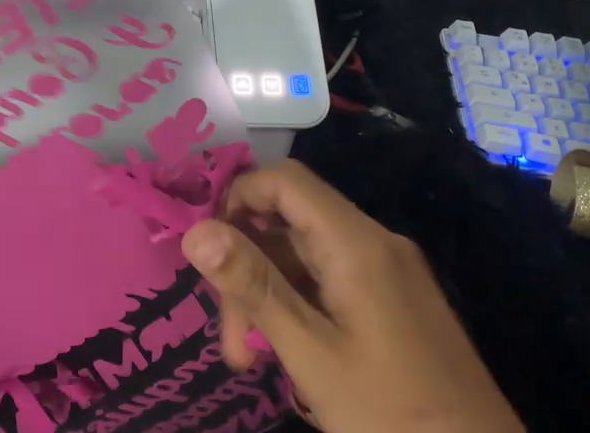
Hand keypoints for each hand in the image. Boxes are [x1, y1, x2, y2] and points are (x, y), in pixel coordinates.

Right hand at [181, 160, 521, 432]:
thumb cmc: (393, 414)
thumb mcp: (311, 354)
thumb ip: (252, 286)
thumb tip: (193, 231)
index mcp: (357, 243)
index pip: (284, 180)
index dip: (237, 198)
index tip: (207, 251)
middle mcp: (375, 243)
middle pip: (289, 224)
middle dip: (248, 270)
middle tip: (232, 341)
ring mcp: (389, 274)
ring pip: (305, 259)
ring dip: (269, 299)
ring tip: (251, 361)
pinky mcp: (396, 304)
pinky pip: (331, 283)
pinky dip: (299, 310)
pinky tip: (288, 359)